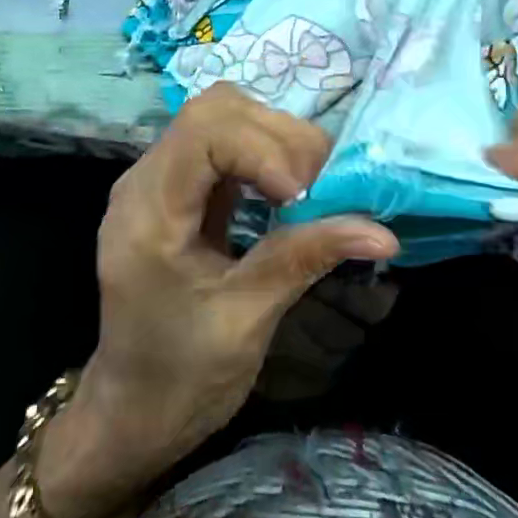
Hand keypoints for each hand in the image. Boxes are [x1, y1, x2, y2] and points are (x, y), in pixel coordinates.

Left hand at [37, 83, 397, 517]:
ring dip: (273, 141)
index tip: (303, 197)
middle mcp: (145, 179)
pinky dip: (261, 156)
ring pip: (218, 119)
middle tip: (320, 189)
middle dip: (275, 136)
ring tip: (311, 189)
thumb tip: (382, 230)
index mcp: (148, 208)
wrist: (136, 406)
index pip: (202, 131)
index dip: (262, 149)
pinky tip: (287, 191)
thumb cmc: (182, 374)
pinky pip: (219, 147)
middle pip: (212, 111)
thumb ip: (302, 259)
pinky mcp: (177, 191)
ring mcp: (158, 181)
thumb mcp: (246, 319)